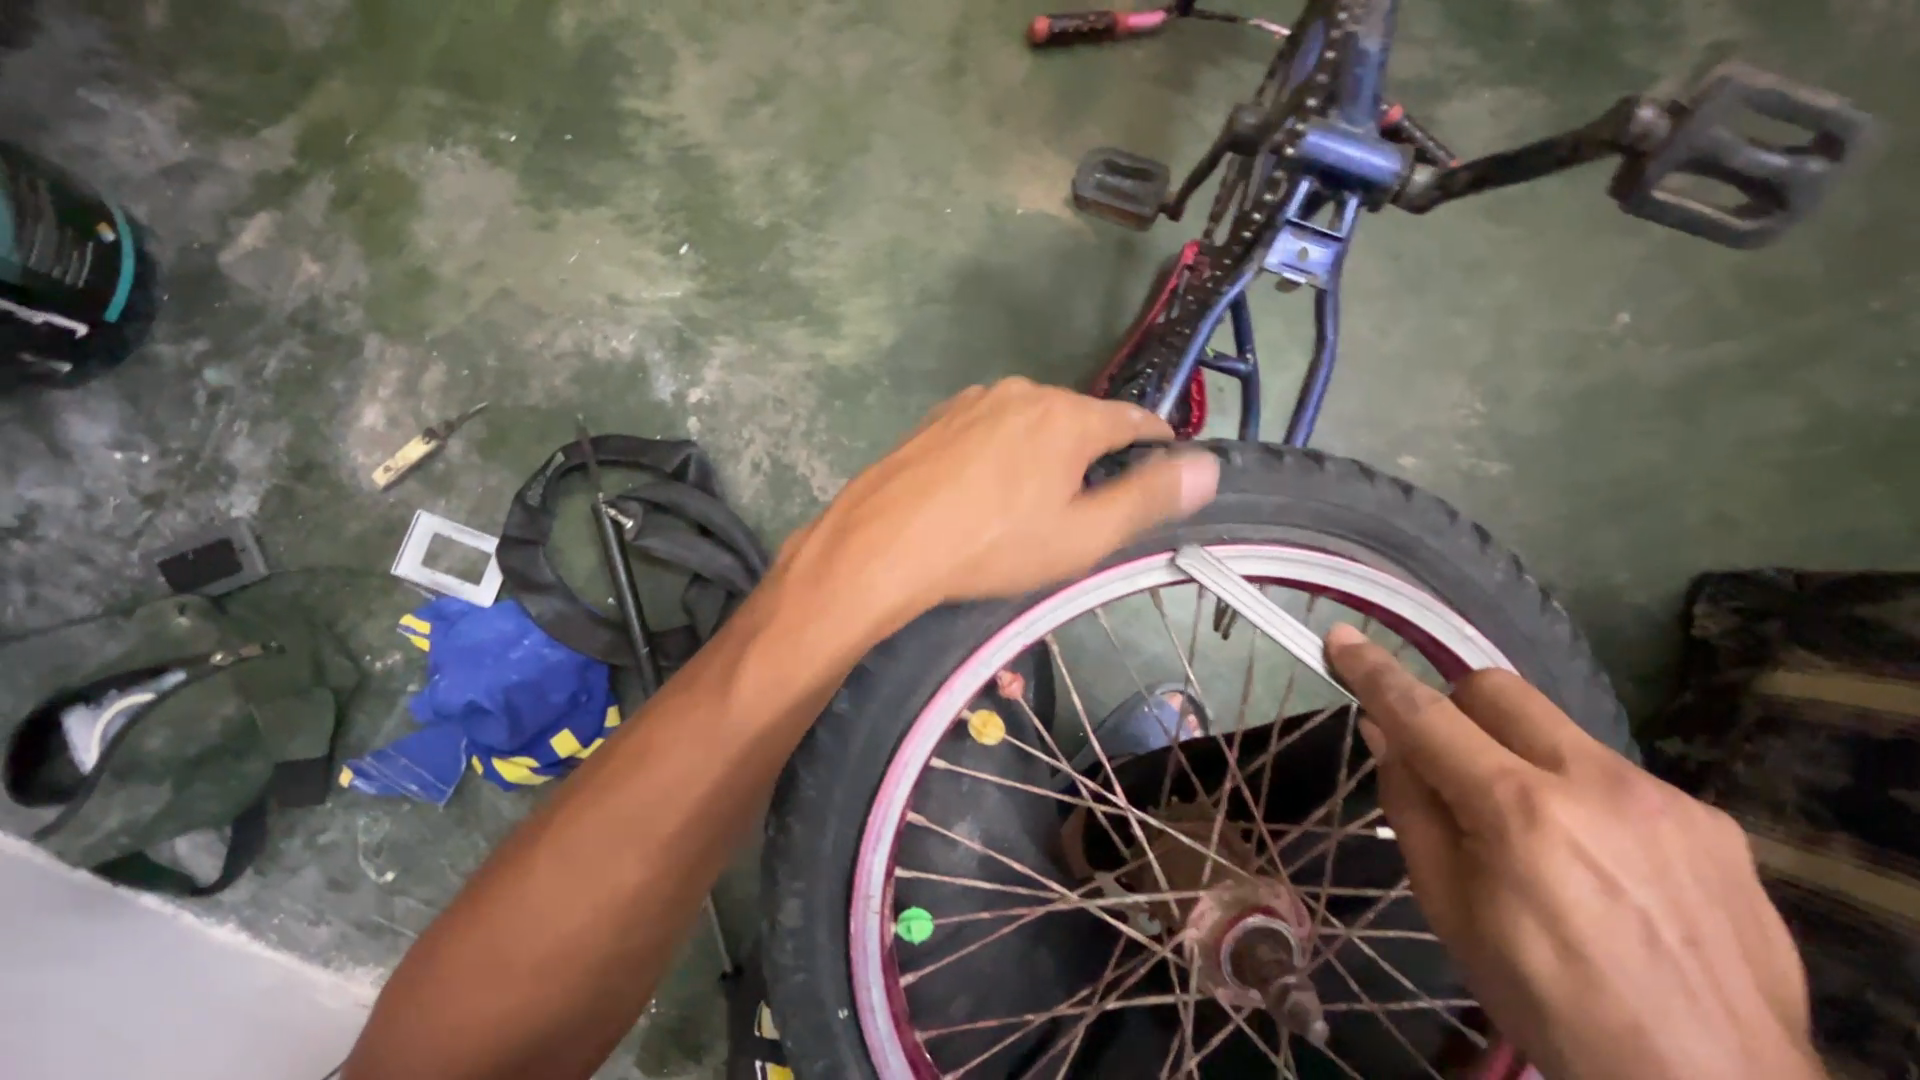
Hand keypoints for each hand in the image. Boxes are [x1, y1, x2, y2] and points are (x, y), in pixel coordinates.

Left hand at [780, 378, 1217, 633]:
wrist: (883, 544)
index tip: (1165, 467)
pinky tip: (986, 492)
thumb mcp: (1082, 535)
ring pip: (1033, 422)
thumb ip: (1148, 497)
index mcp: (1069, 416)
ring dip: (1047, 452)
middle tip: (1091, 505)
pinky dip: (1005, 453)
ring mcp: (976, 400)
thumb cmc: (992, 546)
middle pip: (1081, 419)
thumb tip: (1208, 465)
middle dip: (1096, 453)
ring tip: (1034, 503)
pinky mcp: (939, 417)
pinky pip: (992, 430)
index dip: (1157, 445)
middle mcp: (1025, 392)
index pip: (1135, 420)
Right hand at [1325, 624, 1817, 1079]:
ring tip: (1542, 845)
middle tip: (1450, 767)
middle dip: (1455, 708)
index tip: (1342, 638)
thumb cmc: (1550, 1006)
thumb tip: (1388, 737)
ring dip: (1525, 761)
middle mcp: (1597, 783)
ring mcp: (1666, 798)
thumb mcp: (1450, 914)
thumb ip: (1413, 811)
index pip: (1426, 716)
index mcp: (1519, 813)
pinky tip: (1609, 873)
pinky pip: (1622, 780)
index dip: (1375, 674)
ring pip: (1561, 734)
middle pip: (1498, 689)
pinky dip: (1587, 802)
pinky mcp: (1715, 822)